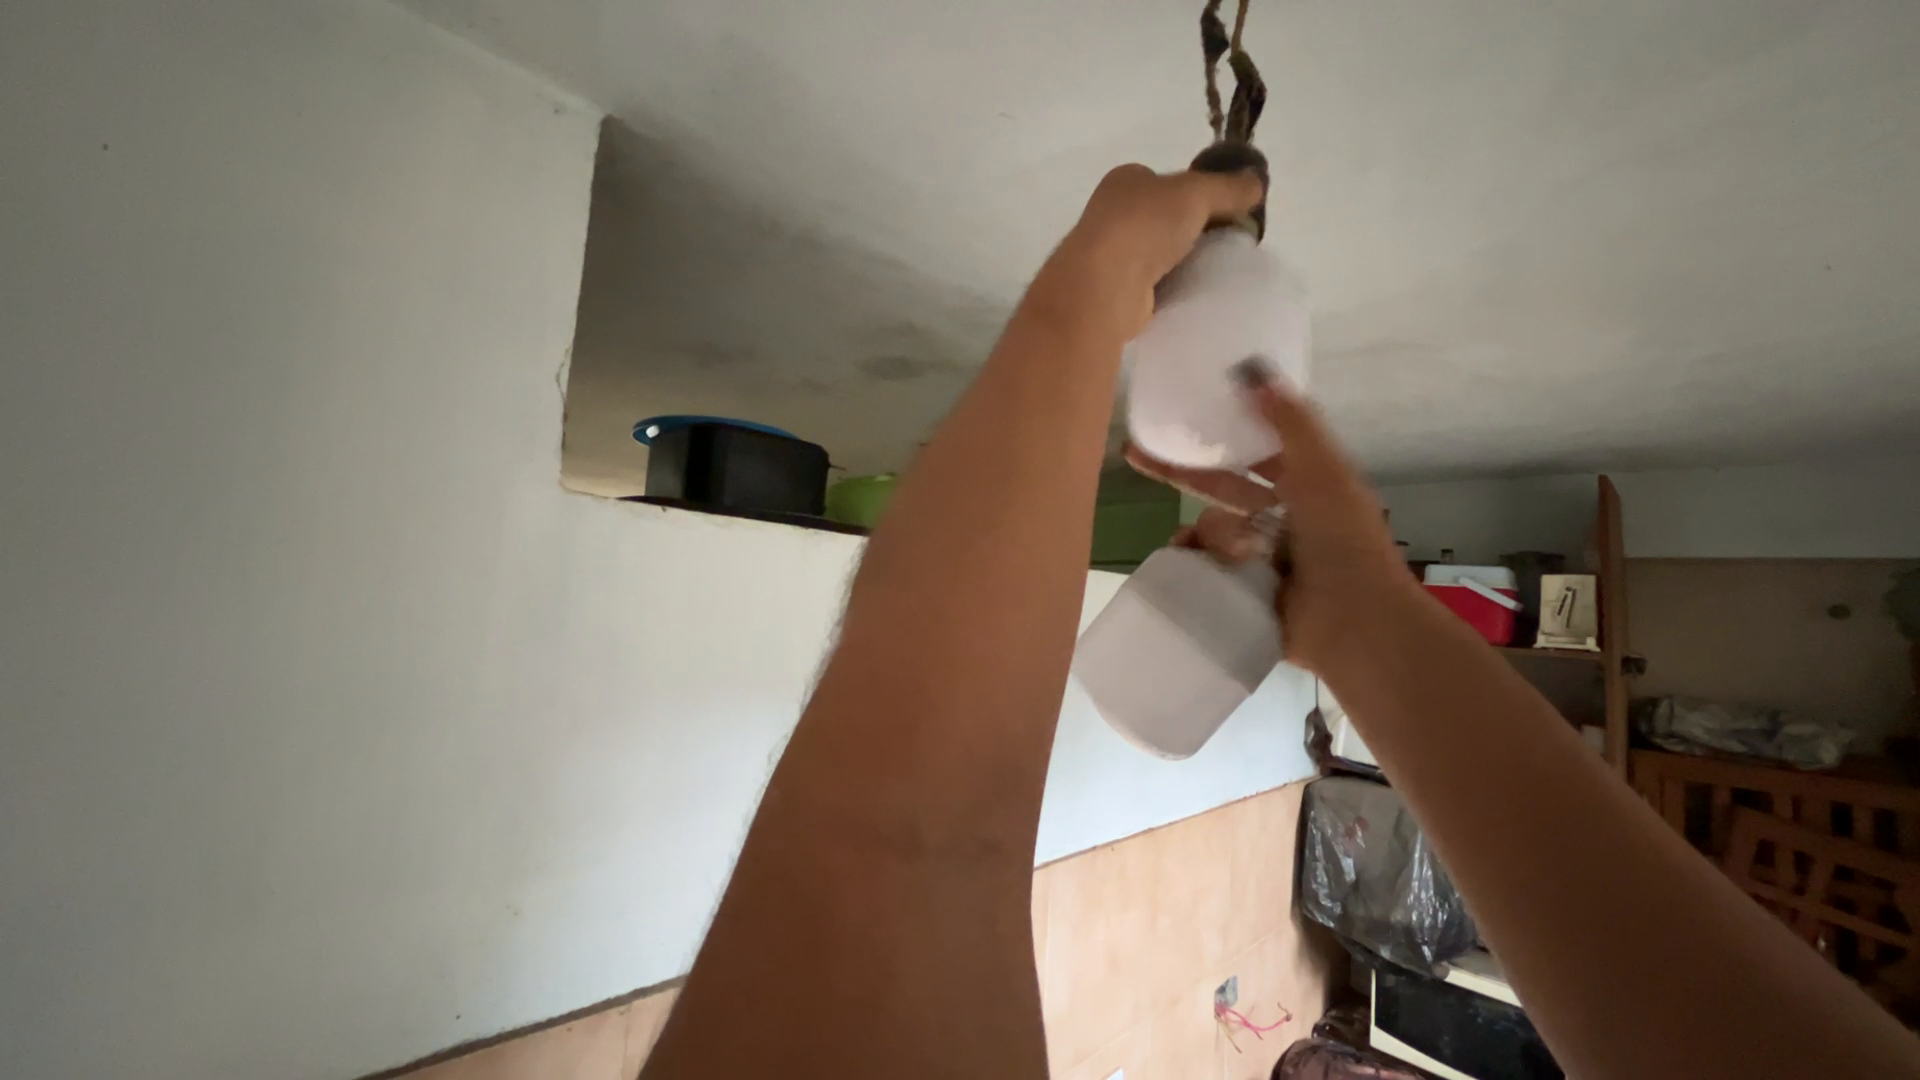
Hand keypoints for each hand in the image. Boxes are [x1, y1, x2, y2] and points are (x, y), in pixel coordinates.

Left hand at [1041, 164, 1264, 338]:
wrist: (1103, 287)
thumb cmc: (1144, 226)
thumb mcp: (1197, 193)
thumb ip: (1229, 187)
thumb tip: (1258, 184)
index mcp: (1124, 181)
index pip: (1164, 181)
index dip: (1195, 192)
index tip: (1223, 211)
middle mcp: (1109, 215)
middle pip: (1160, 219)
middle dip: (1188, 230)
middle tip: (1223, 243)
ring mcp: (1106, 256)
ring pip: (1154, 254)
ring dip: (1178, 262)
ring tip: (1211, 271)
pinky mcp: (1110, 293)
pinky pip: (1148, 287)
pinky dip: (1167, 289)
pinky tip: (1187, 293)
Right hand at [1128, 369, 1415, 674]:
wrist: (1351, 623)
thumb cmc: (1342, 542)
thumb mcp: (1323, 472)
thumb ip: (1290, 423)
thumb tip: (1252, 371)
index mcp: (1303, 485)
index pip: (1251, 448)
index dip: (1220, 429)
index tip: (1182, 413)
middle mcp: (1279, 517)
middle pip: (1218, 485)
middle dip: (1179, 471)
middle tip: (1133, 455)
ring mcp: (1258, 556)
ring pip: (1209, 527)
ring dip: (1211, 533)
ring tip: (1230, 551)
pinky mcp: (1239, 589)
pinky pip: (1202, 565)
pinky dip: (1194, 561)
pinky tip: (1190, 562)